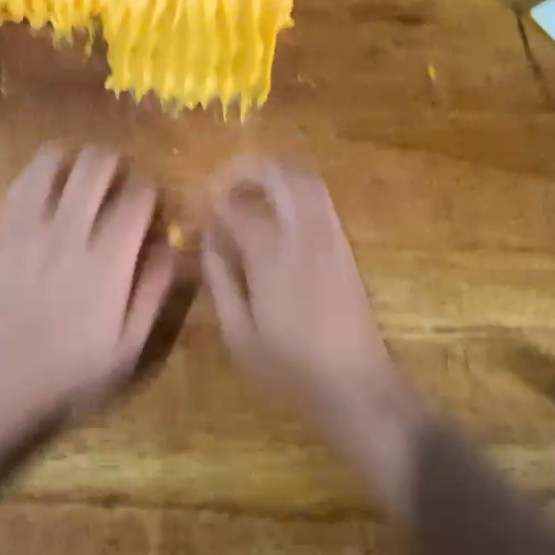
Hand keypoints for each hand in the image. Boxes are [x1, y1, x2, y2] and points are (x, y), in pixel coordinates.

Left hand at [0, 145, 176, 417]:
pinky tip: (50, 184)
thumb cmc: (71, 372)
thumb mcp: (129, 347)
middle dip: (116, 165)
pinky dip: (40, 173)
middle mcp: (69, 234)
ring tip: (86, 178)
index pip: (137, 198)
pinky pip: (22, 185)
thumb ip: (153, 292)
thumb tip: (171, 247)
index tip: (154, 206)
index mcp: (108, 262)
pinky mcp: (4, 233)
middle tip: (122, 183)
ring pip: (53, 164)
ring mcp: (31, 230)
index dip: (152, 192)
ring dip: (75, 161)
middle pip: (95, 167)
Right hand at [202, 156, 403, 424]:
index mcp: (271, 256)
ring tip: (250, 190)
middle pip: (281, 175)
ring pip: (308, 181)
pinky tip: (280, 214)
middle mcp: (304, 235)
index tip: (198, 211)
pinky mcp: (346, 248)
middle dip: (249, 168)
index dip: (213, 203)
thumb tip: (209, 241)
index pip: (237, 207)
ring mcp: (332, 238)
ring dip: (277, 176)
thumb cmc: (289, 368)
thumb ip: (220, 280)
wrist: (356, 386)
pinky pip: (322, 202)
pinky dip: (298, 193)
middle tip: (224, 181)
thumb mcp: (238, 334)